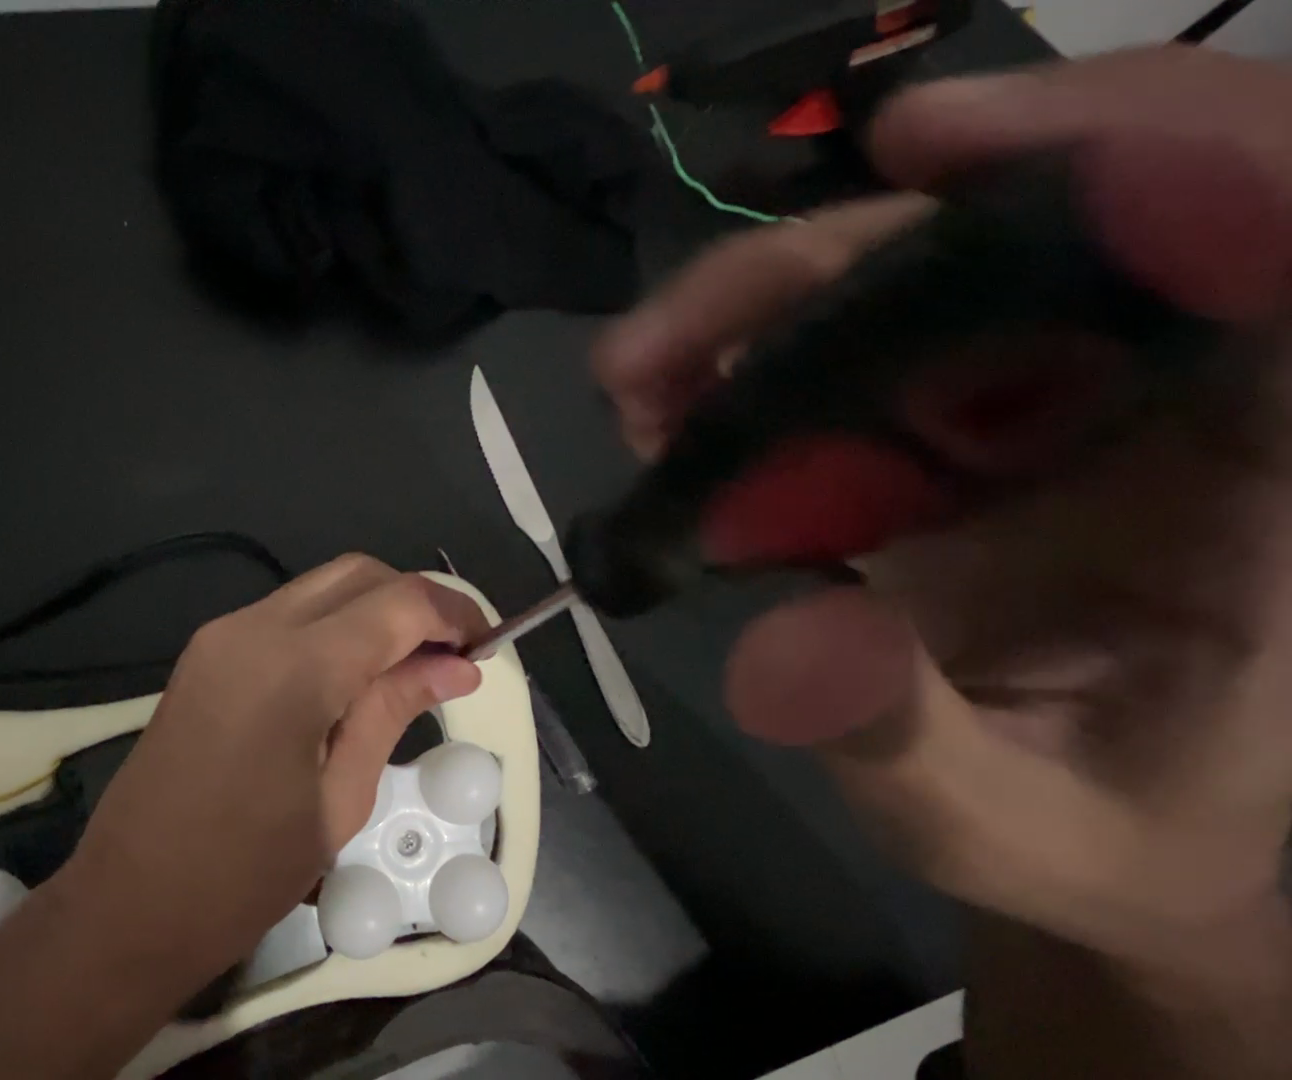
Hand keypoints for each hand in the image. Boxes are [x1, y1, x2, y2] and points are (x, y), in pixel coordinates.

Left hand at [60, 555, 488, 986]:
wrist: (129, 902)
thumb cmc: (245, 872)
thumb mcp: (341, 798)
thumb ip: (392, 711)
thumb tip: (455, 666)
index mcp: (294, 665)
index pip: (397, 602)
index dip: (452, 614)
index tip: (487, 647)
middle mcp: (253, 626)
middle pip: (357, 575)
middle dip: (415, 602)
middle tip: (452, 658)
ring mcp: (222, 634)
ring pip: (320, 588)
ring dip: (374, 611)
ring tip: (411, 667)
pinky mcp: (206, 651)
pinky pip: (286, 614)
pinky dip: (333, 626)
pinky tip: (354, 674)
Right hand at [595, 48, 1291, 984]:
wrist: (1119, 832)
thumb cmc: (1119, 839)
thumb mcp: (1018, 828)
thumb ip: (913, 751)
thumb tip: (785, 648)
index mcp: (1281, 467)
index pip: (1270, 234)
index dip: (1126, 143)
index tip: (918, 148)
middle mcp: (1171, 394)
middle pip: (1004, 243)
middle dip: (809, 274)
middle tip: (649, 356)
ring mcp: (1050, 401)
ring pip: (900, 283)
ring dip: (746, 322)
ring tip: (635, 396)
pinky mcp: (957, 425)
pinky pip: (845, 353)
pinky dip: (740, 373)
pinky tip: (670, 424)